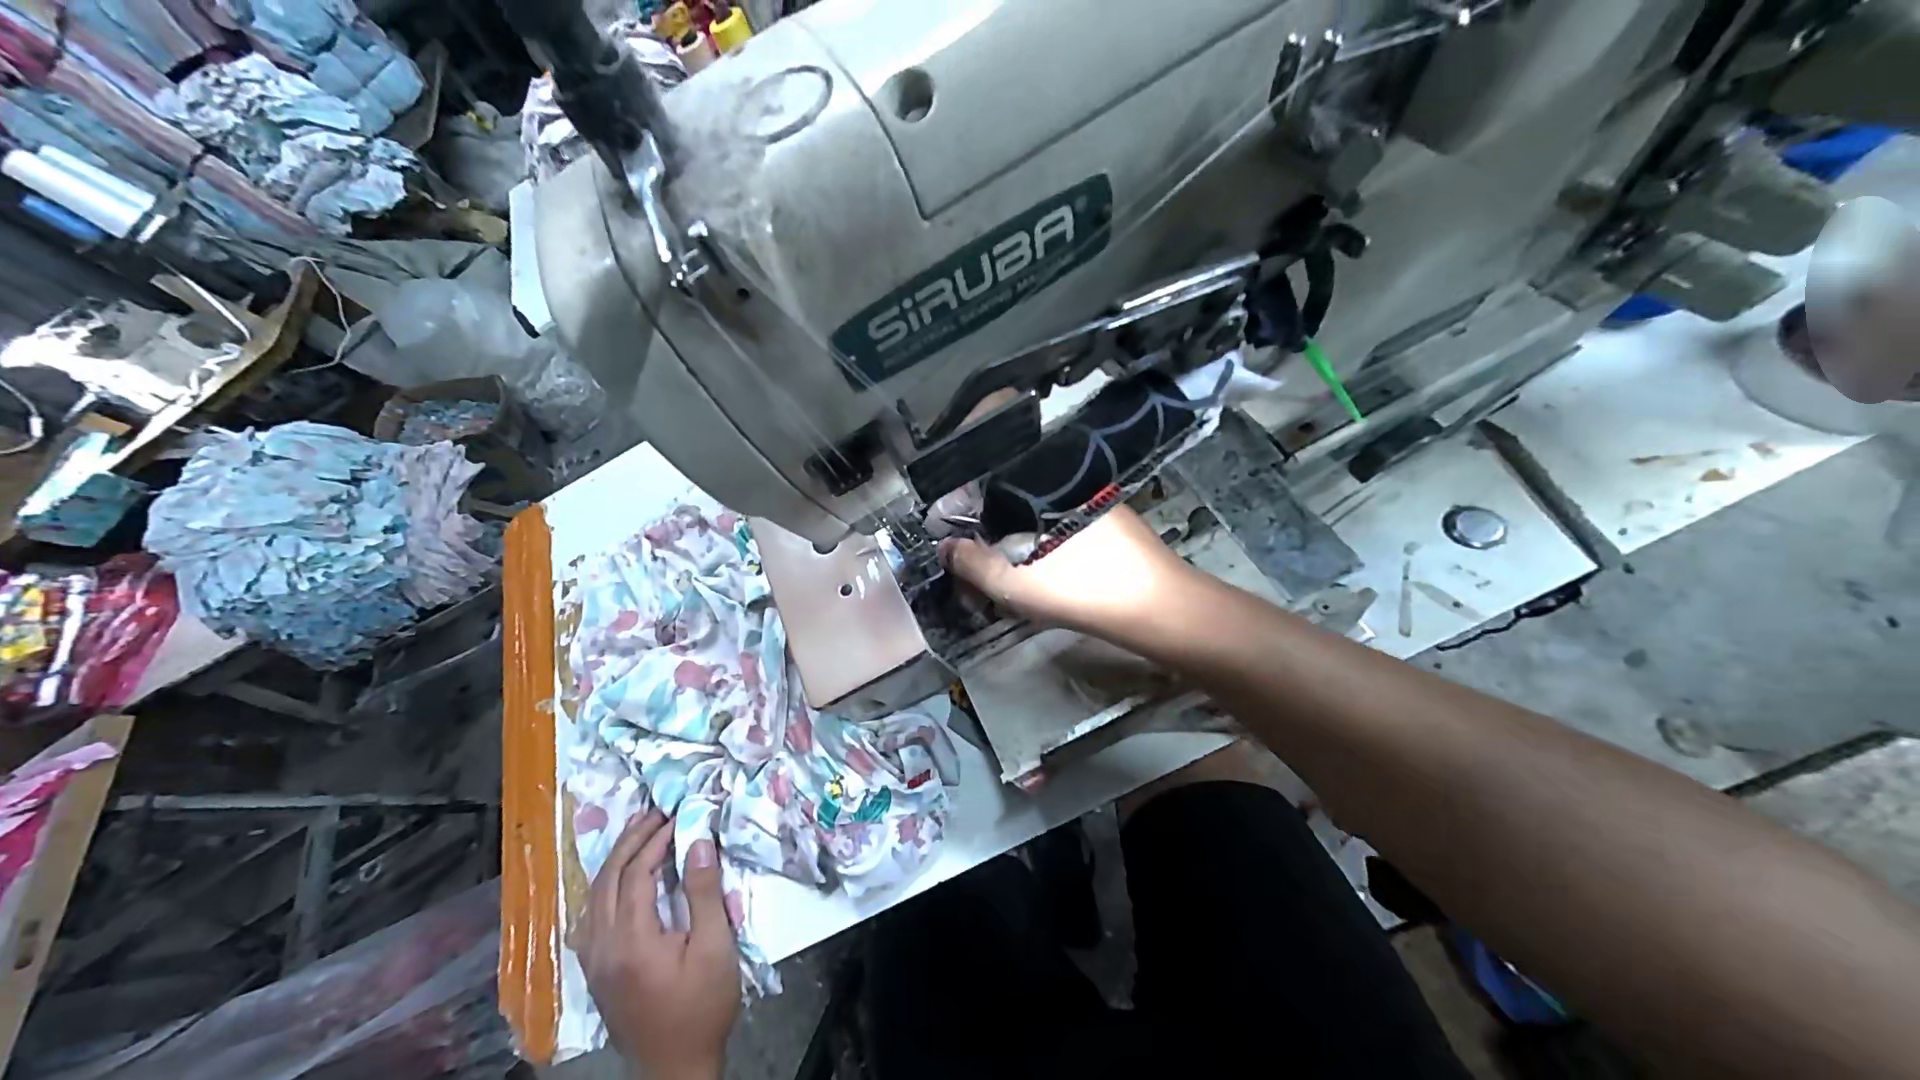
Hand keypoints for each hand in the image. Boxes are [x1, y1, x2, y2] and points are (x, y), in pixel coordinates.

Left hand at [575, 811, 739, 1079]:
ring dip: (616, 860)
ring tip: (638, 832)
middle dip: (632, 840)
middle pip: (608, 879)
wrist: (676, 1067)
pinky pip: (591, 916)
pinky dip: (606, 886)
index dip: (656, 840)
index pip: (636, 873)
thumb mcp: (715, 947)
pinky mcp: (596, 971)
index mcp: (630, 940)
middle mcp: (602, 946)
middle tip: (656, 811)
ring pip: (594, 896)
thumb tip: (698, 842)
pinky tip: (619, 879)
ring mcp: (594, 960)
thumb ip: (704, 893)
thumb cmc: (703, 1006)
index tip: (679, 815)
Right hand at [940, 506, 1195, 634]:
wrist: (1161, 609)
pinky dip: (1040, 543)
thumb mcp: (1018, 585)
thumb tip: (946, 546)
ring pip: (1035, 515)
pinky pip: (1059, 524)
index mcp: (1042, 485)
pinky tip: (1038, 572)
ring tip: (1003, 577)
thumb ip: (974, 564)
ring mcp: (1090, 499)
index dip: (963, 508)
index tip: (951, 539)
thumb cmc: (1085, 591)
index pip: (988, 482)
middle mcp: (1066, 482)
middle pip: (1010, 499)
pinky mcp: (1106, 519)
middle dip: (988, 531)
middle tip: (976, 569)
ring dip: (1014, 541)